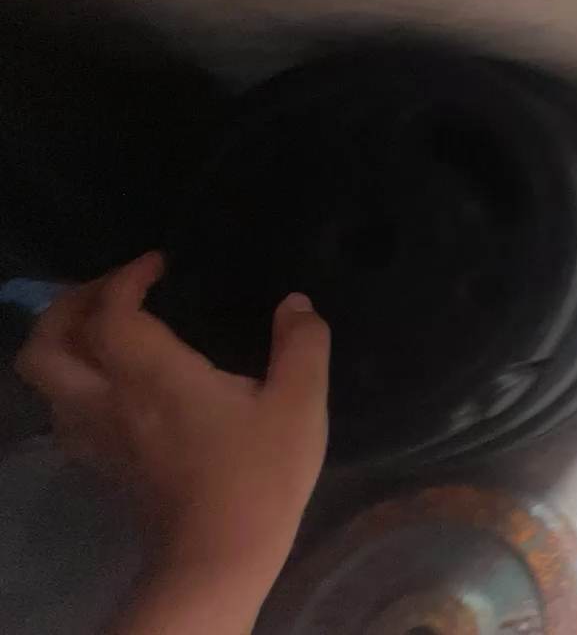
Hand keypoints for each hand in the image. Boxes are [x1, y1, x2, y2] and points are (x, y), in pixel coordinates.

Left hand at [14, 253, 329, 588]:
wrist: (221, 544)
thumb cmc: (265, 466)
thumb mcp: (303, 397)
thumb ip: (301, 342)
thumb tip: (294, 303)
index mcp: (156, 380)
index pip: (112, 318)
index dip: (126, 281)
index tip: (160, 262)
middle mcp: (108, 401)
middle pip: (47, 345)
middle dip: (73, 303)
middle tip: (121, 282)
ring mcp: (94, 432)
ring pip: (43, 374)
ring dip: (64, 335)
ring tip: (111, 317)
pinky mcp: (98, 454)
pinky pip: (61, 399)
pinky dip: (75, 368)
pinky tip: (117, 369)